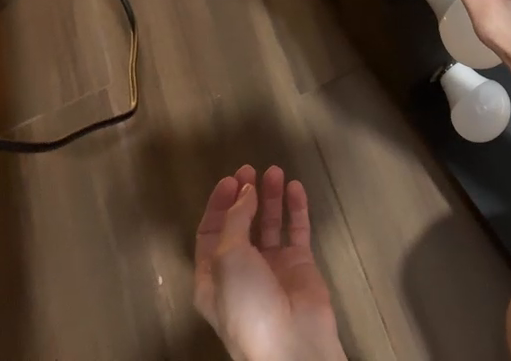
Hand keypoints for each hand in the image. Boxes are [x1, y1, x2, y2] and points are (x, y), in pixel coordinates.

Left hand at [194, 164, 345, 360]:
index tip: (230, 178)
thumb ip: (235, 220)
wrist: (290, 340)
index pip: (210, 233)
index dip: (218, 205)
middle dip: (243, 197)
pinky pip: (296, 230)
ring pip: (269, 224)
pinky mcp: (300, 264)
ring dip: (270, 198)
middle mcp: (241, 270)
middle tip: (251, 169)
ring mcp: (272, 267)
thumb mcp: (229, 259)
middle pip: (240, 225)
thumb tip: (245, 190)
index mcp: (212, 277)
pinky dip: (295, 208)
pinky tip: (295, 187)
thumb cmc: (248, 303)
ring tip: (275, 171)